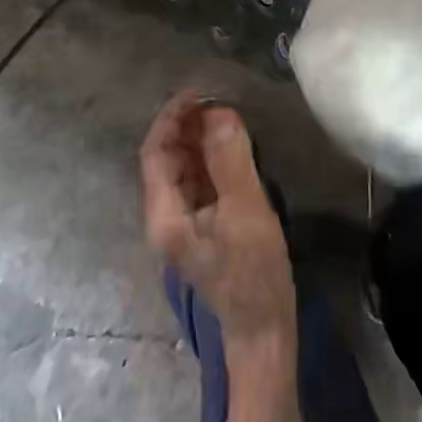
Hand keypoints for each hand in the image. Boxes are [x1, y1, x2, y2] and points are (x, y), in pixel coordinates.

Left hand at [140, 91, 296, 342]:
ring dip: (201, 140)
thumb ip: (230, 160)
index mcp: (164, 214)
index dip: (172, 118)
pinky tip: (233, 145)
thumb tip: (219, 113)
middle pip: (168, 158)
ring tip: (226, 115)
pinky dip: (213, 158)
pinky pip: (202, 181)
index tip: (198, 93)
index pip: (155, 152)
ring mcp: (186, 222)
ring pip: (186, 168)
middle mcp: (167, 216)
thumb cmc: (252, 272)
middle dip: (187, 126)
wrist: (265, 327)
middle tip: (217, 100)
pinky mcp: (206, 226)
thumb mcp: (245, 210)